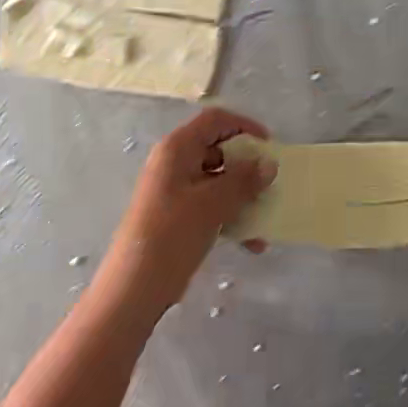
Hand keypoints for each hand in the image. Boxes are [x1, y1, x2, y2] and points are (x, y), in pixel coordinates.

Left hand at [102, 108, 276, 308]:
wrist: (135, 285)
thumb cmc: (172, 234)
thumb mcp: (211, 205)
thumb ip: (242, 181)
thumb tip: (268, 164)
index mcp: (177, 148)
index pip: (214, 120)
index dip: (244, 126)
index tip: (270, 145)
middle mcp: (174, 162)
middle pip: (217, 149)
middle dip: (247, 166)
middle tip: (271, 184)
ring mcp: (174, 189)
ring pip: (216, 180)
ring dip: (242, 196)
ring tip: (265, 219)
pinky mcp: (177, 214)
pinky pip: (210, 204)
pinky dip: (230, 216)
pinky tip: (251, 243)